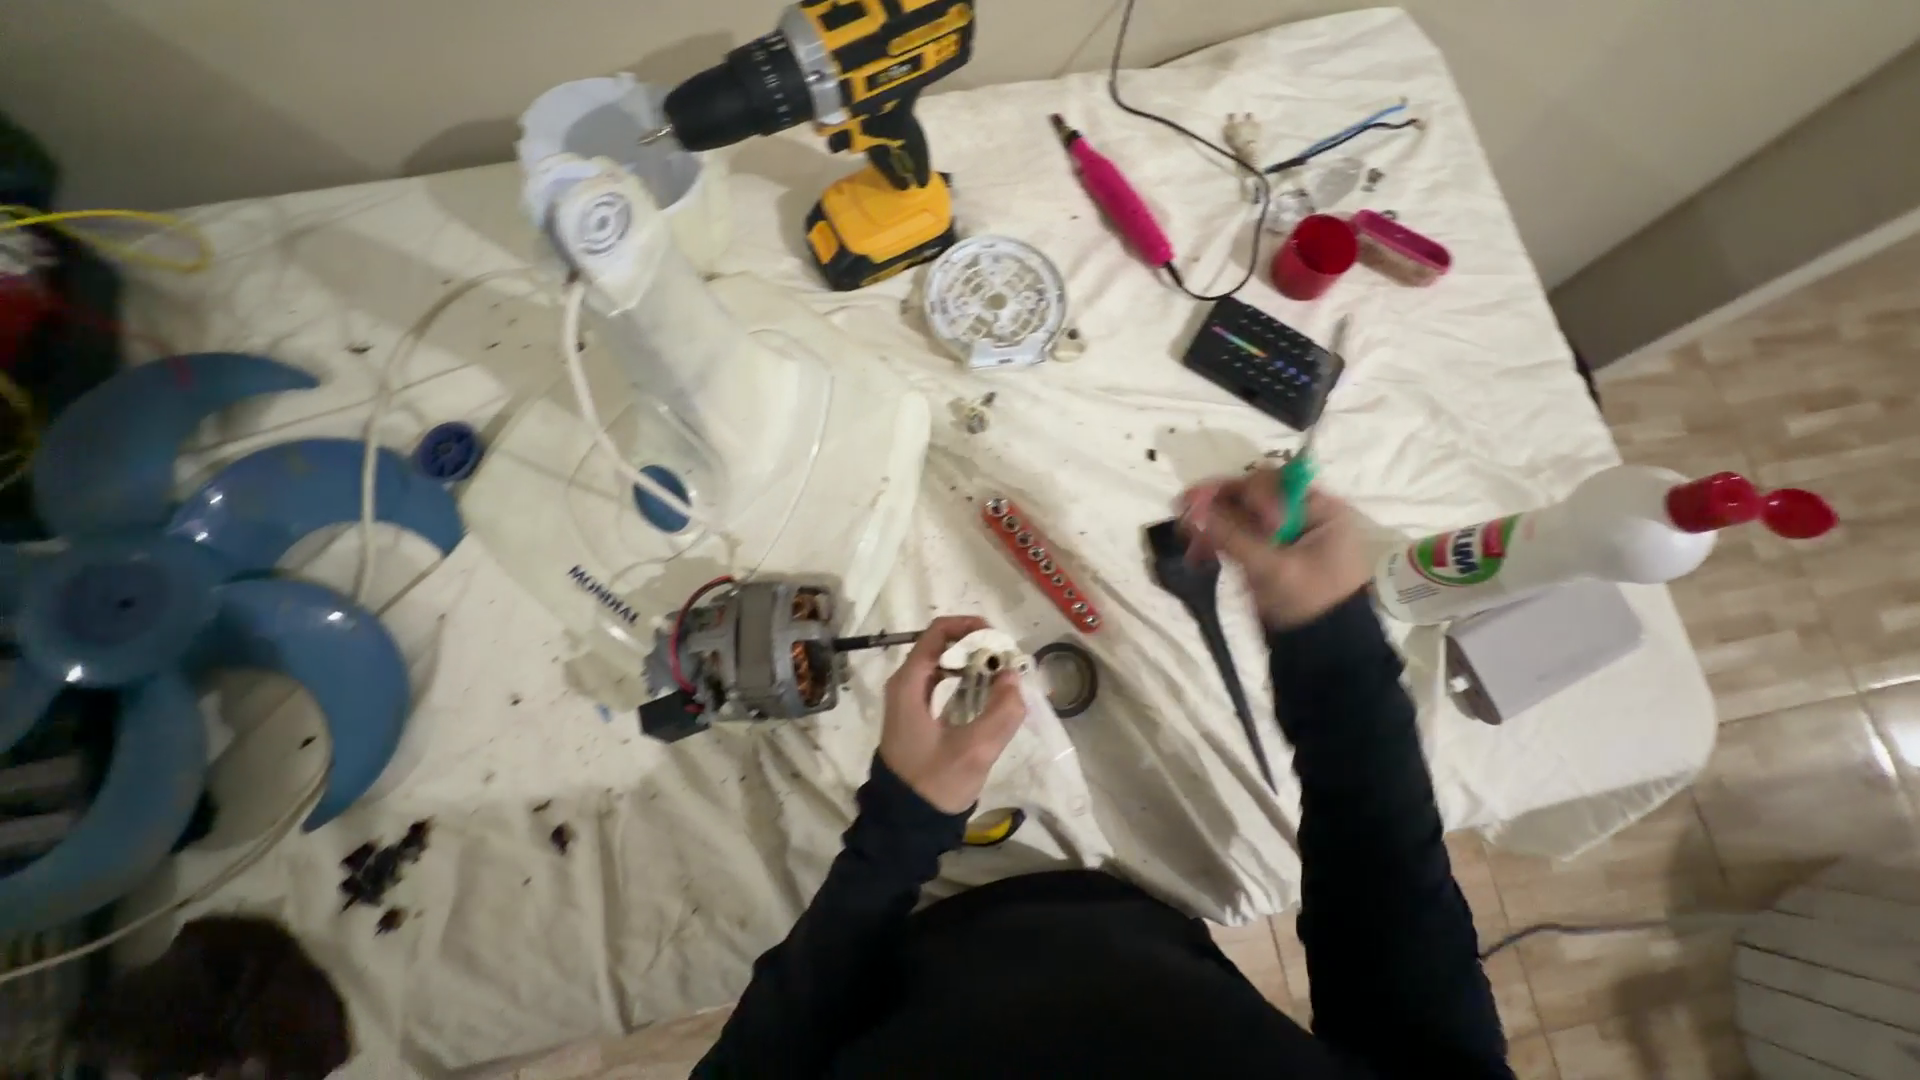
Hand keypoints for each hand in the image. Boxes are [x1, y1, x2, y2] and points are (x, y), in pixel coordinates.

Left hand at [879, 616, 1027, 813]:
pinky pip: (944, 686)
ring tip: (1004, 678)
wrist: (904, 822)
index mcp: (910, 683)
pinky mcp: (918, 717)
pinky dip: (967, 684)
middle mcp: (906, 684)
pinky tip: (990, 699)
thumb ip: (1000, 712)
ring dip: (974, 666)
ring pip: (944, 666)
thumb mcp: (974, 750)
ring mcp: (910, 701)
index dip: (970, 628)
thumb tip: (1014, 677)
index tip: (998, 641)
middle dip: (977, 648)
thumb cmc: (934, 783)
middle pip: (942, 646)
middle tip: (1007, 662)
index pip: (938, 632)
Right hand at [1181, 471, 1371, 628]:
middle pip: (1254, 495)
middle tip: (1183, 508)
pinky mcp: (1268, 552)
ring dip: (1212, 522)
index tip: (1207, 502)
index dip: (1240, 491)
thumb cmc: (1309, 604)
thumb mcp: (1273, 569)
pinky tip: (1196, 552)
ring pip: (1242, 515)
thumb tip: (1192, 509)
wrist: (1323, 650)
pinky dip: (1217, 540)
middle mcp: (1304, 514)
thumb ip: (1232, 536)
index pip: (1275, 482)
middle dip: (1218, 503)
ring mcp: (1285, 534)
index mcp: (1322, 510)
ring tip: (1184, 535)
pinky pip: (1238, 535)